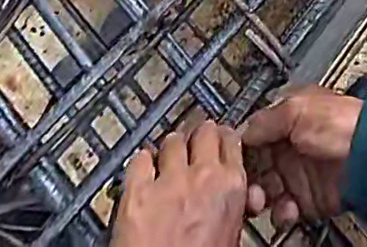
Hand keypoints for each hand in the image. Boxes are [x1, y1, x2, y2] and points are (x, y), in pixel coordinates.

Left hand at [112, 120, 248, 246]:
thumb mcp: (231, 240)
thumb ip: (230, 206)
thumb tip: (231, 193)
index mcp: (230, 189)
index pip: (230, 138)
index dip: (222, 140)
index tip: (217, 143)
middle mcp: (201, 177)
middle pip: (202, 130)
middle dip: (198, 138)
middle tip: (193, 151)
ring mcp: (167, 184)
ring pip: (171, 140)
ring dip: (170, 150)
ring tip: (167, 165)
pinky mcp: (135, 195)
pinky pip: (139, 159)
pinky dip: (141, 164)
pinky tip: (142, 177)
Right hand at [240, 85, 363, 225]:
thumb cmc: (341, 122)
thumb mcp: (296, 109)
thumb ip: (266, 120)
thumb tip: (242, 130)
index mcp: (286, 116)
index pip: (254, 134)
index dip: (242, 149)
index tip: (233, 163)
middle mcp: (290, 143)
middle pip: (257, 165)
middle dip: (248, 179)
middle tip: (248, 189)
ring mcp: (299, 171)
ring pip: (267, 190)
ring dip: (261, 198)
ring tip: (263, 201)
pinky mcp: (308, 198)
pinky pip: (285, 209)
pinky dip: (282, 213)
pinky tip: (287, 209)